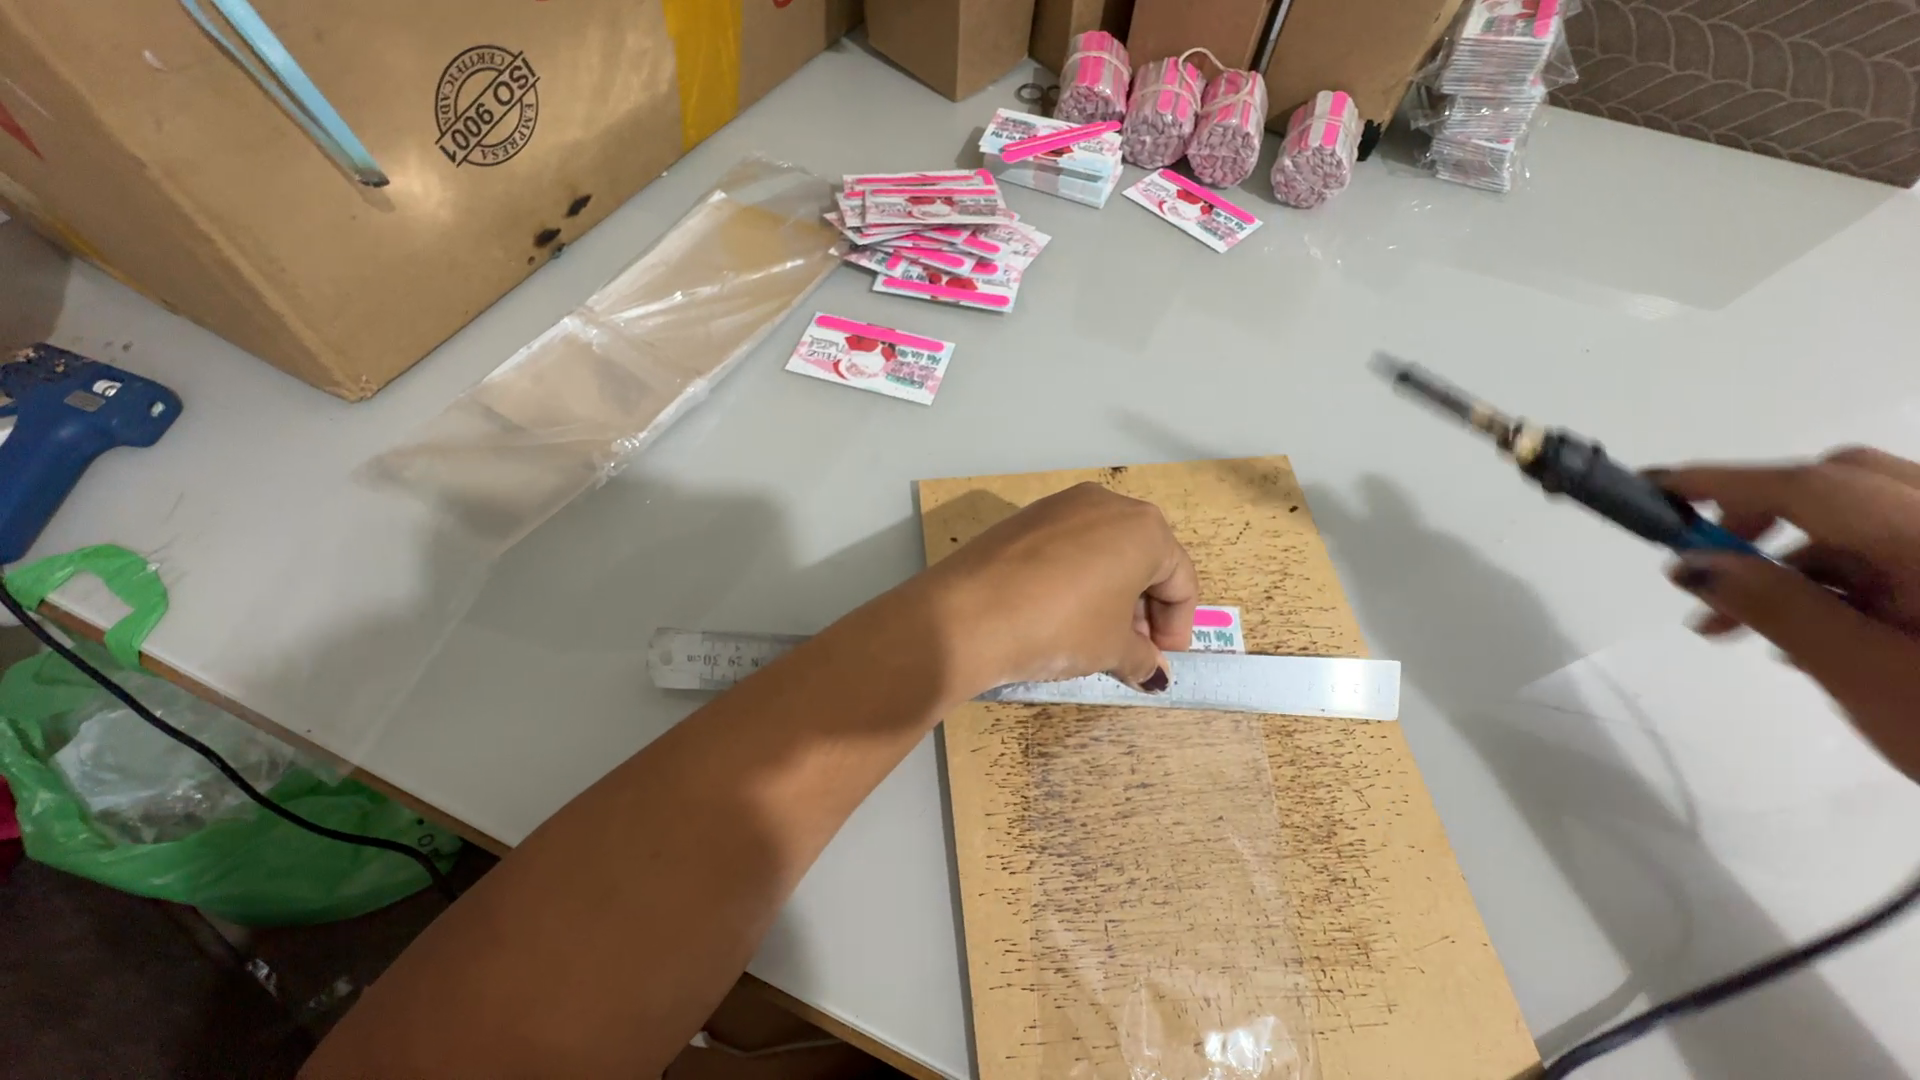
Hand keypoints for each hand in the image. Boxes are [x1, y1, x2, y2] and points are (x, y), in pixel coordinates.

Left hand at [915, 482, 1199, 694]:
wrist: (966, 615)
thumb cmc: (1060, 627)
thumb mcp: (1111, 649)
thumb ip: (1142, 657)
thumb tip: (1153, 670)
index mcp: (1144, 528)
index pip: (1181, 580)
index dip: (1177, 627)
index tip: (1160, 659)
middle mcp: (1107, 504)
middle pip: (1144, 559)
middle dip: (1144, 609)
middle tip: (1131, 650)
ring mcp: (1062, 506)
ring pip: (1106, 551)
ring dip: (1112, 594)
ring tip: (1096, 636)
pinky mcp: (1025, 519)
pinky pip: (1070, 548)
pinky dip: (1078, 579)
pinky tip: (1060, 614)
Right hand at [1655, 447, 1919, 779]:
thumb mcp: (1867, 677)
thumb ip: (1778, 609)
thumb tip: (1693, 563)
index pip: (1813, 486)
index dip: (1724, 481)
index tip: (1652, 489)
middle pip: (1844, 481)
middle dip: (1761, 513)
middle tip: (1710, 563)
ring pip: (1869, 518)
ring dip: (1796, 555)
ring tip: (1745, 622)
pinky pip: (1901, 547)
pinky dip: (1843, 574)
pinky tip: (1820, 629)